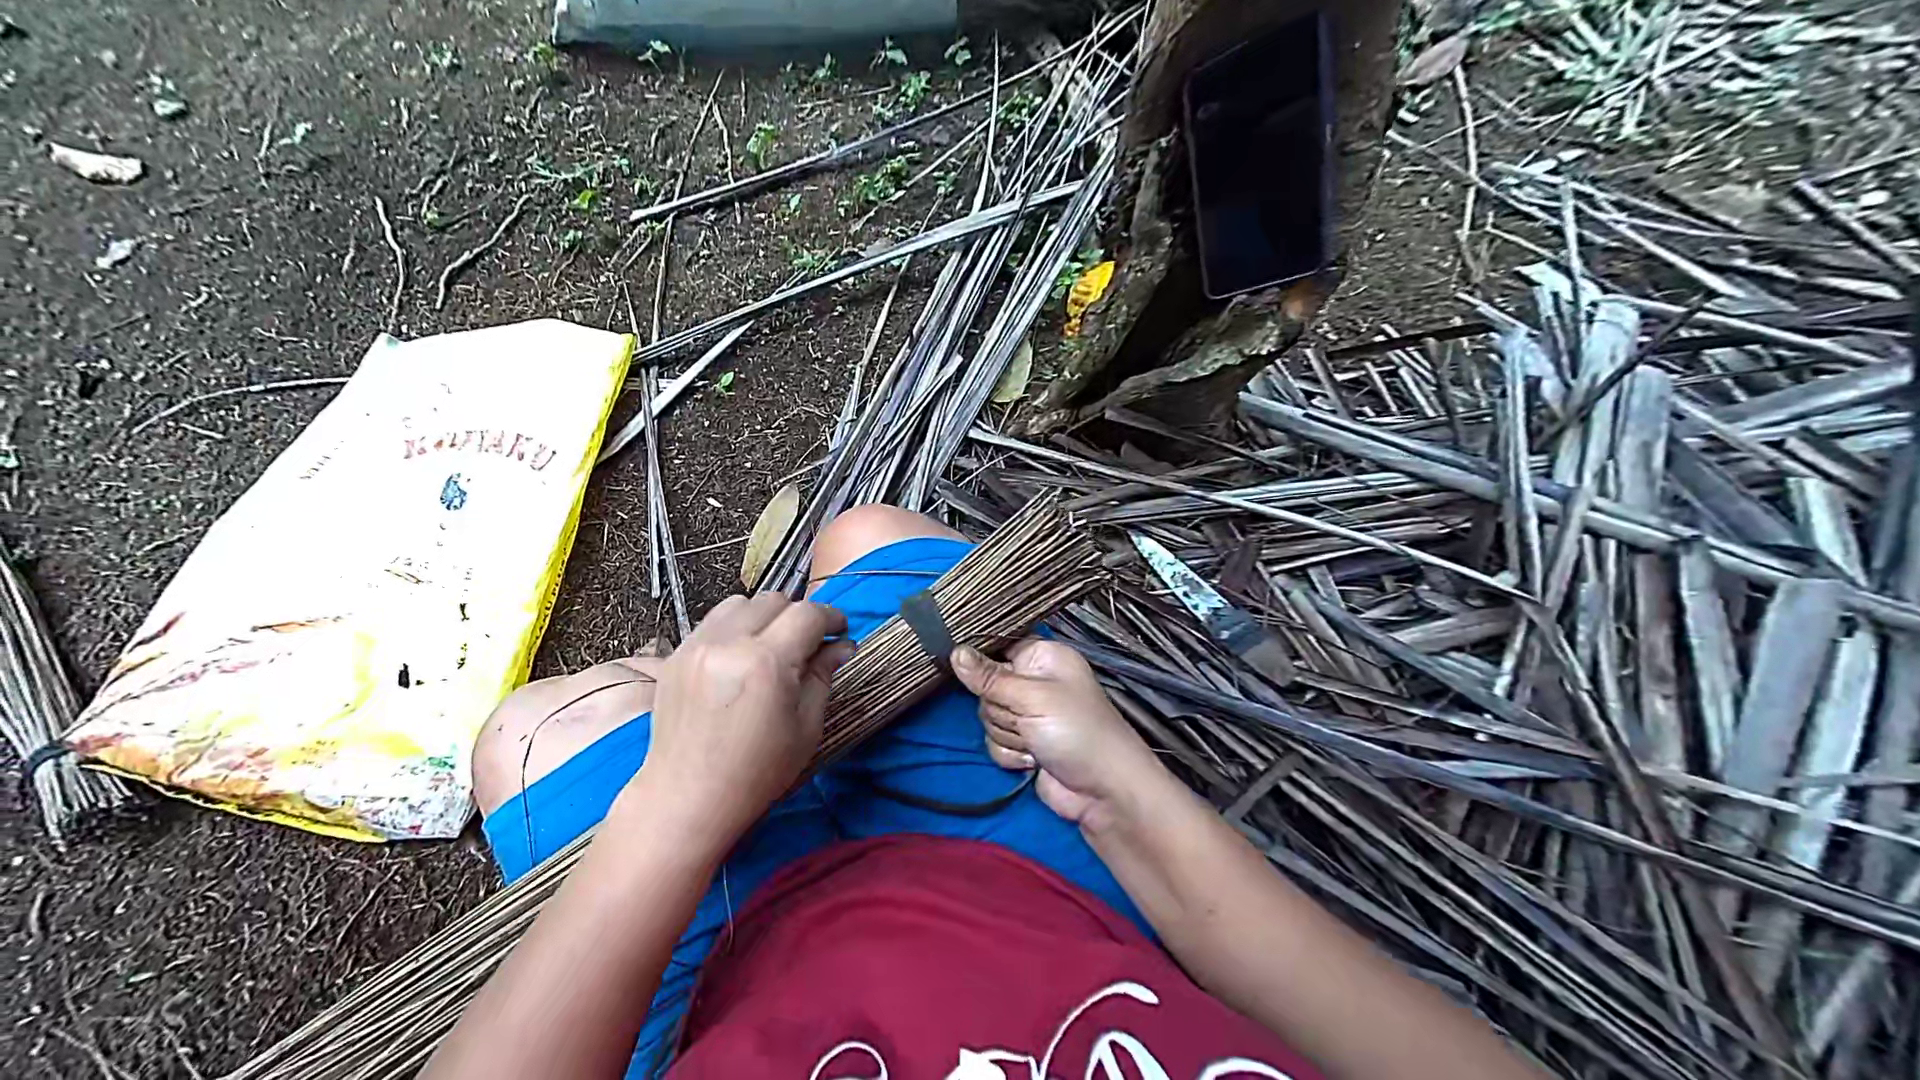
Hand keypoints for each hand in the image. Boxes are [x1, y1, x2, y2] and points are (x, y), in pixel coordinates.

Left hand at [621, 593, 852, 844]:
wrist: (687, 799)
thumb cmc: (757, 771)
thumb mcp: (806, 726)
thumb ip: (823, 674)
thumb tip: (842, 645)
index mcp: (765, 663)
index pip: (807, 614)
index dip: (831, 617)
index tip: (840, 631)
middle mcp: (727, 643)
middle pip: (774, 600)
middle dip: (798, 615)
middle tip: (807, 643)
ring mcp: (696, 646)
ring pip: (740, 603)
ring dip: (763, 617)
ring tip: (770, 646)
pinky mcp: (676, 655)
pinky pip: (712, 622)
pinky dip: (734, 628)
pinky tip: (740, 658)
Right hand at [950, 639, 1163, 827]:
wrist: (1103, 790)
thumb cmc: (1076, 730)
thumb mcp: (1032, 697)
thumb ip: (990, 677)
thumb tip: (955, 652)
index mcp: (1043, 657)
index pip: (999, 645)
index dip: (984, 661)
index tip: (976, 675)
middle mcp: (1034, 682)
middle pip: (987, 686)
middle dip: (1002, 709)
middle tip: (1027, 718)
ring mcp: (1028, 715)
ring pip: (988, 716)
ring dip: (1008, 734)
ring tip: (1036, 742)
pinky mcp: (1022, 744)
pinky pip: (993, 742)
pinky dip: (1010, 754)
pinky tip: (1033, 760)